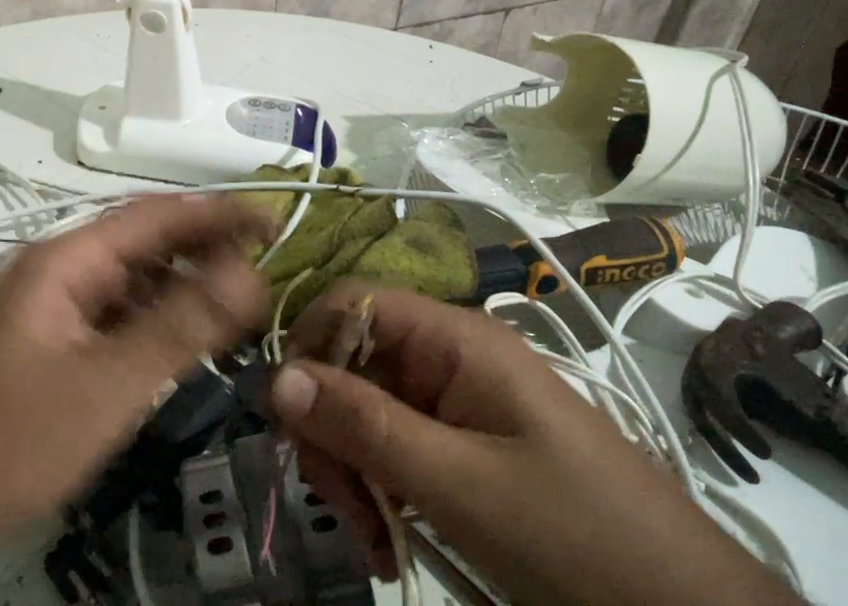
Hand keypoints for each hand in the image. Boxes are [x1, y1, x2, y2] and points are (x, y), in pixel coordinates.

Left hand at [0, 195, 270, 605]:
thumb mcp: (108, 385)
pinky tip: (179, 341)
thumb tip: (250, 273)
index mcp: (64, 261)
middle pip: (141, 242)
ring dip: (179, 286)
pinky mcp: (43, 341)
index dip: (218, 212)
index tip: (275, 221)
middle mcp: (54, 269)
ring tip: (235, 306)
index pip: (155, 214)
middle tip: (265, 272)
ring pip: (126, 280)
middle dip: (203, 250)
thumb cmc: (11, 440)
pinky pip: (109, 313)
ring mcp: (45, 305)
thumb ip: (181, 326)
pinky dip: (151, 318)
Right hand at [271, 281, 799, 605]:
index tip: (287, 422)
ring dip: (353, 473)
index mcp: (456, 340)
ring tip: (371, 539)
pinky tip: (387, 541)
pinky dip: (380, 493)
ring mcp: (459, 406)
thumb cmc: (573, 534)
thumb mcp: (457, 483)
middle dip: (331, 432)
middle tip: (341, 506)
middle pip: (352, 365)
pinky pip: (397, 452)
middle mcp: (452, 359)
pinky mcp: (466, 449)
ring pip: (368, 414)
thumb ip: (363, 426)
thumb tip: (274, 376)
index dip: (308, 349)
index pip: (352, 306)